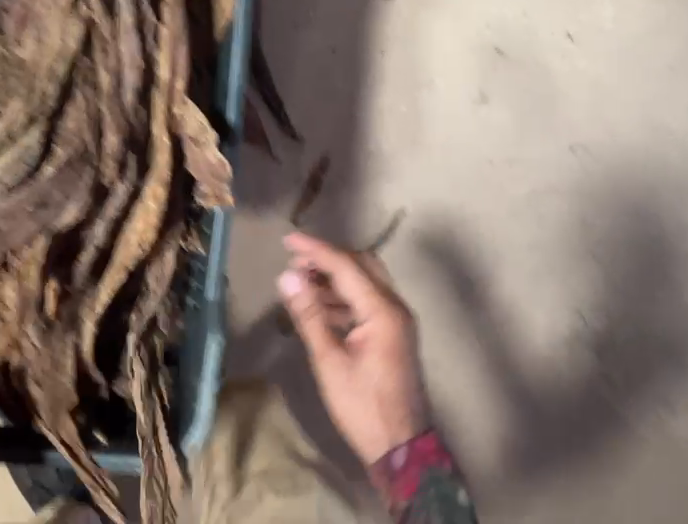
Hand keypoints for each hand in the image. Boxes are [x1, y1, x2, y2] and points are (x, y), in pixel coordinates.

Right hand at [278, 232, 429, 464]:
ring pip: (365, 281)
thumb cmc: (363, 406)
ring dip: (334, 277)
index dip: (315, 250)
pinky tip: (319, 307)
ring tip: (301, 284)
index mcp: (382, 310)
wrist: (401, 449)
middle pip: (361, 265)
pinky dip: (343, 296)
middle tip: (295, 262)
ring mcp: (397, 320)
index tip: (287, 238)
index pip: (345, 265)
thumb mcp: (329, 361)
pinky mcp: (393, 334)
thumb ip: (309, 314)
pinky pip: (367, 300)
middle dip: (327, 258)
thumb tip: (286, 276)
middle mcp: (395, 307)